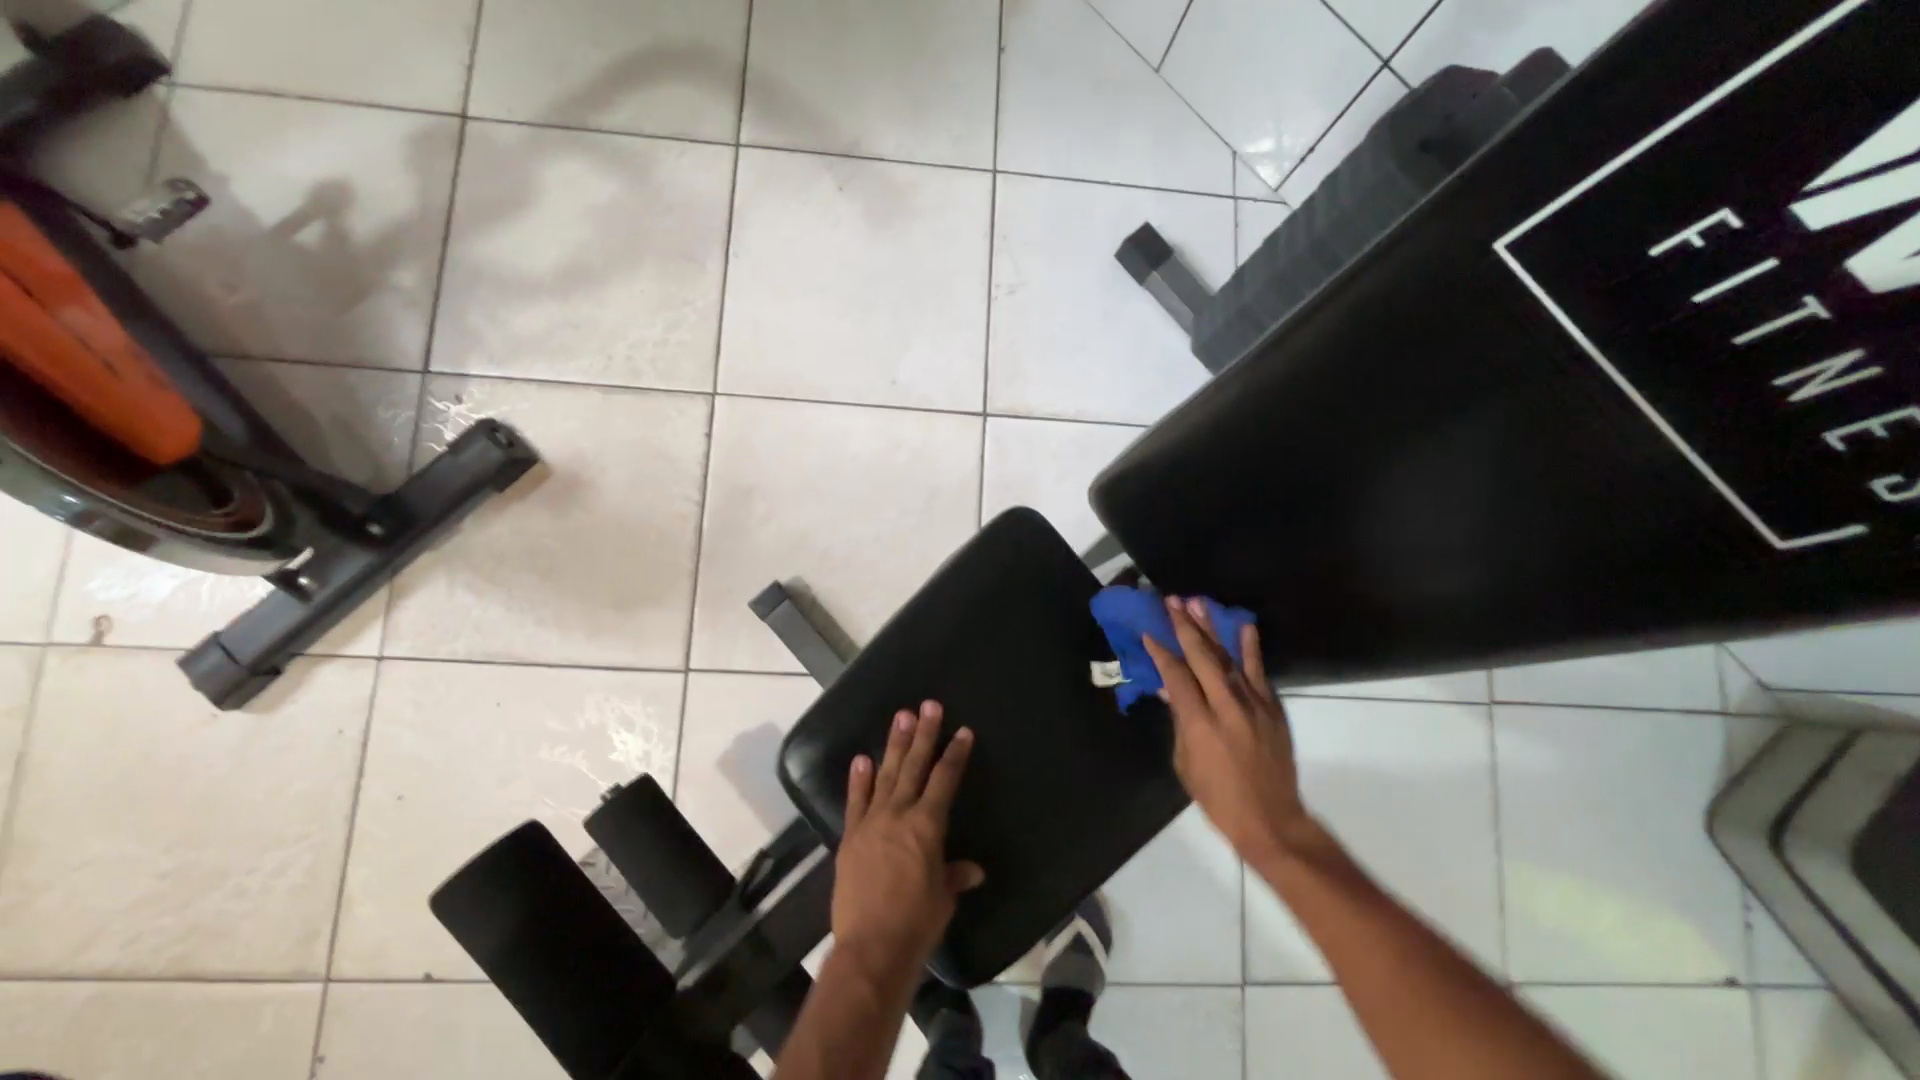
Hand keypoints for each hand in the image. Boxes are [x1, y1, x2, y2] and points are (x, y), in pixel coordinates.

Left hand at [832, 701, 985, 981]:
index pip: (945, 780)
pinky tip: (862, 758)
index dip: (955, 754)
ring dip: (894, 746)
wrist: (870, 946)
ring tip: (901, 717)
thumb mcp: (944, 897)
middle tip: (928, 706)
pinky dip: (858, 780)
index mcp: (928, 826)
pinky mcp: (850, 837)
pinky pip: (855, 801)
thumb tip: (972, 870)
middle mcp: (899, 815)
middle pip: (915, 767)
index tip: (963, 731)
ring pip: (885, 775)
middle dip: (923, 734)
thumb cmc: (917, 922)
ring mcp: (870, 823)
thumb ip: (954, 875)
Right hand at [1144, 597, 1313, 865]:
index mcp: (1200, 723)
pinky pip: (1259, 672)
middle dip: (1185, 627)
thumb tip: (1171, 692)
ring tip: (1198, 603)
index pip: (1176, 676)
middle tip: (1171, 602)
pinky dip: (1251, 649)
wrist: (1270, 818)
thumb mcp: (1185, 763)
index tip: (1148, 633)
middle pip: (1202, 658)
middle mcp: (1227, 707)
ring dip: (1212, 629)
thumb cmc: (1217, 798)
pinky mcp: (1272, 709)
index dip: (1161, 653)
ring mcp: (1253, 705)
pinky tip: (1244, 626)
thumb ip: (1180, 723)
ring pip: (1229, 658)